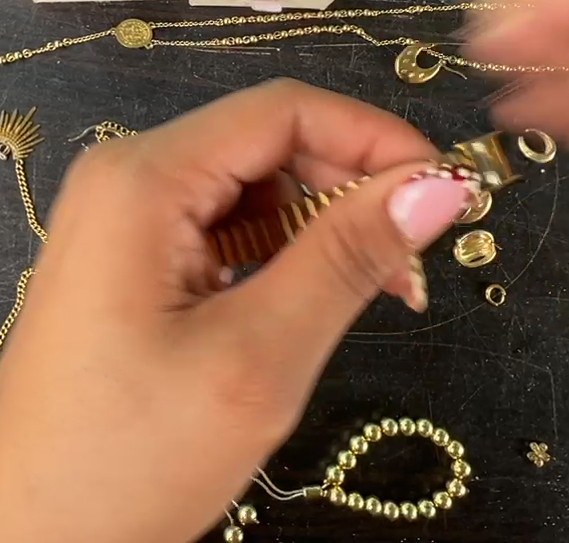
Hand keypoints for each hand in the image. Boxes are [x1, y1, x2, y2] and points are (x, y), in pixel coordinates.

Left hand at [0, 80, 469, 542]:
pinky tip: (311, 296)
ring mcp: (124, 213)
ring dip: (319, 225)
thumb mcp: (255, 359)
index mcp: (143, 174)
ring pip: (250, 185)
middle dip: (348, 186)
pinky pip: (222, 225)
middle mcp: (128, 173)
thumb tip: (437, 185)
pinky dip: (278, 251)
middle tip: (414, 261)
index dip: (371, 135)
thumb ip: (346, 258)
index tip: (443, 188)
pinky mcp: (131, 253)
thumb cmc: (127, 458)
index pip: (281, 110)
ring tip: (375, 289)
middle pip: (265, 142)